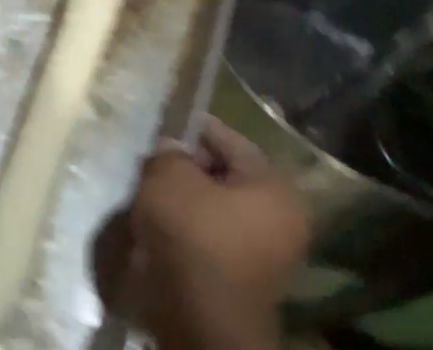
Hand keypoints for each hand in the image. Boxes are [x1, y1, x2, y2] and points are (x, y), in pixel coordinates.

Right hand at [95, 118, 309, 349]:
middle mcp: (284, 215)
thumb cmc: (191, 232)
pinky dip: (189, 221)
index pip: (230, 140)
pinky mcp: (245, 269)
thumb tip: (172, 149)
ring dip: (186, 194)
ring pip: (219, 203)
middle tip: (149, 158)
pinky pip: (214, 230)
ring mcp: (269, 247)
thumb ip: (170, 152)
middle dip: (188, 164)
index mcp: (275, 188)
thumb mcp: (169, 176)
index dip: (191, 127)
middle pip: (228, 173)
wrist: (200, 309)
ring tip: (149, 188)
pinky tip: (160, 218)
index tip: (157, 123)